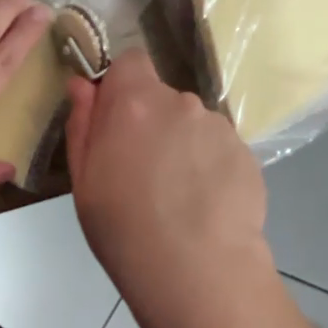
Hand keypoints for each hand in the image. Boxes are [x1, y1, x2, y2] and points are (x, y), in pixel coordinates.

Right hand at [65, 53, 285, 327]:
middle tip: (129, 176)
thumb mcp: (82, 182)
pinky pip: (212, 150)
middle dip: (143, 125)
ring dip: (173, 148)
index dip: (116, 87)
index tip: (106, 122)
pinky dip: (200, 169)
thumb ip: (82, 127)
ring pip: (187, 126)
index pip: (128, 61)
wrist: (192, 265)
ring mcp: (218, 126)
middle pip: (158, 98)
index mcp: (134, 105)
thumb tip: (82, 86)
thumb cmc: (120, 227)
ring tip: (164, 197)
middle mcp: (181, 103)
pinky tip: (191, 206)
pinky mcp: (244, 152)